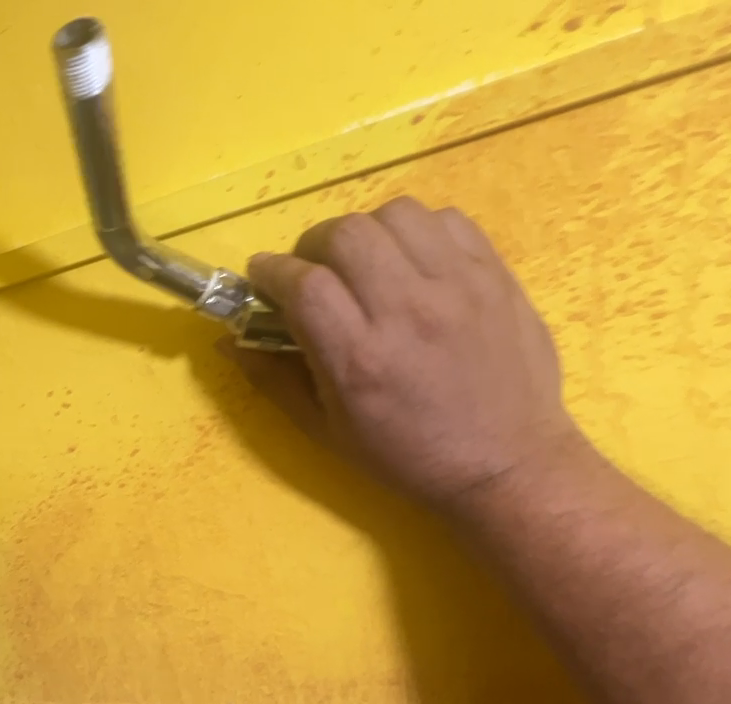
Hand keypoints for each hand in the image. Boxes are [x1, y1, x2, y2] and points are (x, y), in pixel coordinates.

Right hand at [230, 196, 591, 513]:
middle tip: (311, 271)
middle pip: (347, 234)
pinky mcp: (494, 275)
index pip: (304, 284)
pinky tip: (408, 263)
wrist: (504, 462)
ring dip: (364, 232)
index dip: (271, 271)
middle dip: (313, 245)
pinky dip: (414, 232)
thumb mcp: (322, 429)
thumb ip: (272, 378)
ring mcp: (458, 287)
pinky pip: (445, 220)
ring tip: (362, 264)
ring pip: (396, 214)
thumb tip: (226, 341)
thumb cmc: (402, 454)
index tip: (260, 277)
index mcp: (358, 359)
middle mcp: (407, 312)